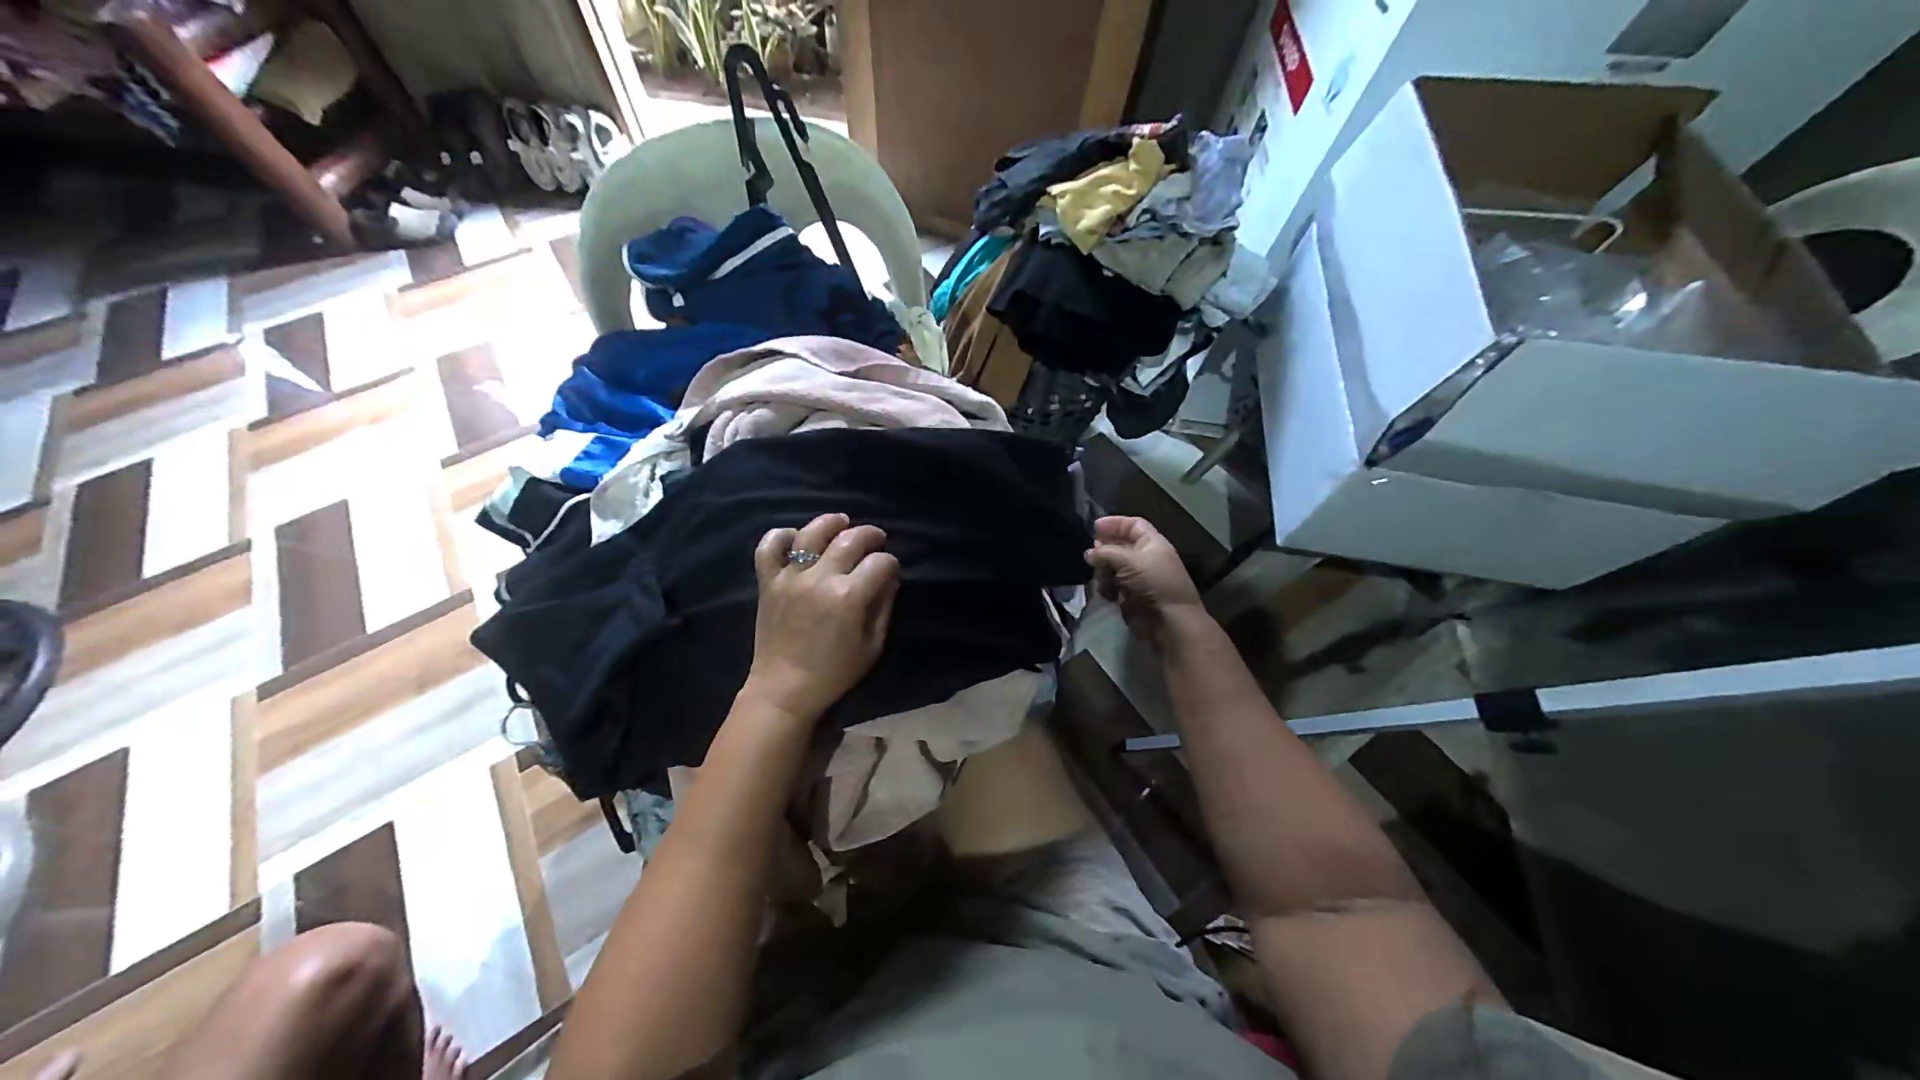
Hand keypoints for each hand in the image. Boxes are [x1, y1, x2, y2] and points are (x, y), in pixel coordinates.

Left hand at [744, 513, 899, 722]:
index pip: (880, 562)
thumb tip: (889, 579)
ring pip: (812, 533)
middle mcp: (820, 579)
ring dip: (831, 522)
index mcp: (849, 597)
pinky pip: (769, 547)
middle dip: (870, 535)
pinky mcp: (768, 582)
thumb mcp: (872, 646)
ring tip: (841, 522)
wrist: (784, 689)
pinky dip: (782, 536)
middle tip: (877, 540)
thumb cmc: (834, 672)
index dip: (891, 563)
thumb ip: (883, 608)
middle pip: (851, 539)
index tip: (891, 570)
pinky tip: (796, 537)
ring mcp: (790, 577)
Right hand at [1084, 516, 1201, 647]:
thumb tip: (1089, 554)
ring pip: (1113, 566)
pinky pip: (1113, 585)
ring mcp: (1138, 578)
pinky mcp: (1131, 596)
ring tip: (1099, 576)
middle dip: (1105, 549)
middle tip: (1091, 554)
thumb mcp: (1128, 560)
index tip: (1094, 527)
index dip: (1115, 523)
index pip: (1133, 525)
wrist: (1168, 619)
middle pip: (1120, 546)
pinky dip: (1106, 587)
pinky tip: (1106, 592)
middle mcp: (1145, 558)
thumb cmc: (1153, 582)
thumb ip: (1105, 553)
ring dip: (1103, 570)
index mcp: (1152, 543)